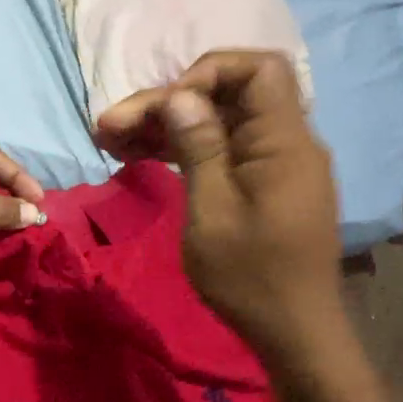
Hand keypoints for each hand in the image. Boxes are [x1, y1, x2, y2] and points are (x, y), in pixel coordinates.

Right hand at [95, 52, 344, 366]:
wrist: (292, 332)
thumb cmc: (250, 276)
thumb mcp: (211, 211)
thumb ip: (199, 147)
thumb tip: (180, 96)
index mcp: (283, 143)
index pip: (258, 69)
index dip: (208, 72)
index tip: (166, 105)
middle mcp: (284, 142)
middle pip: (226, 94)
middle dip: (166, 102)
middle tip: (109, 127)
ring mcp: (272, 163)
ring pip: (216, 120)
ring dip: (165, 125)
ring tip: (110, 140)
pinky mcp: (259, 183)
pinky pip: (220, 148)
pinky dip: (180, 147)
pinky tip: (136, 155)